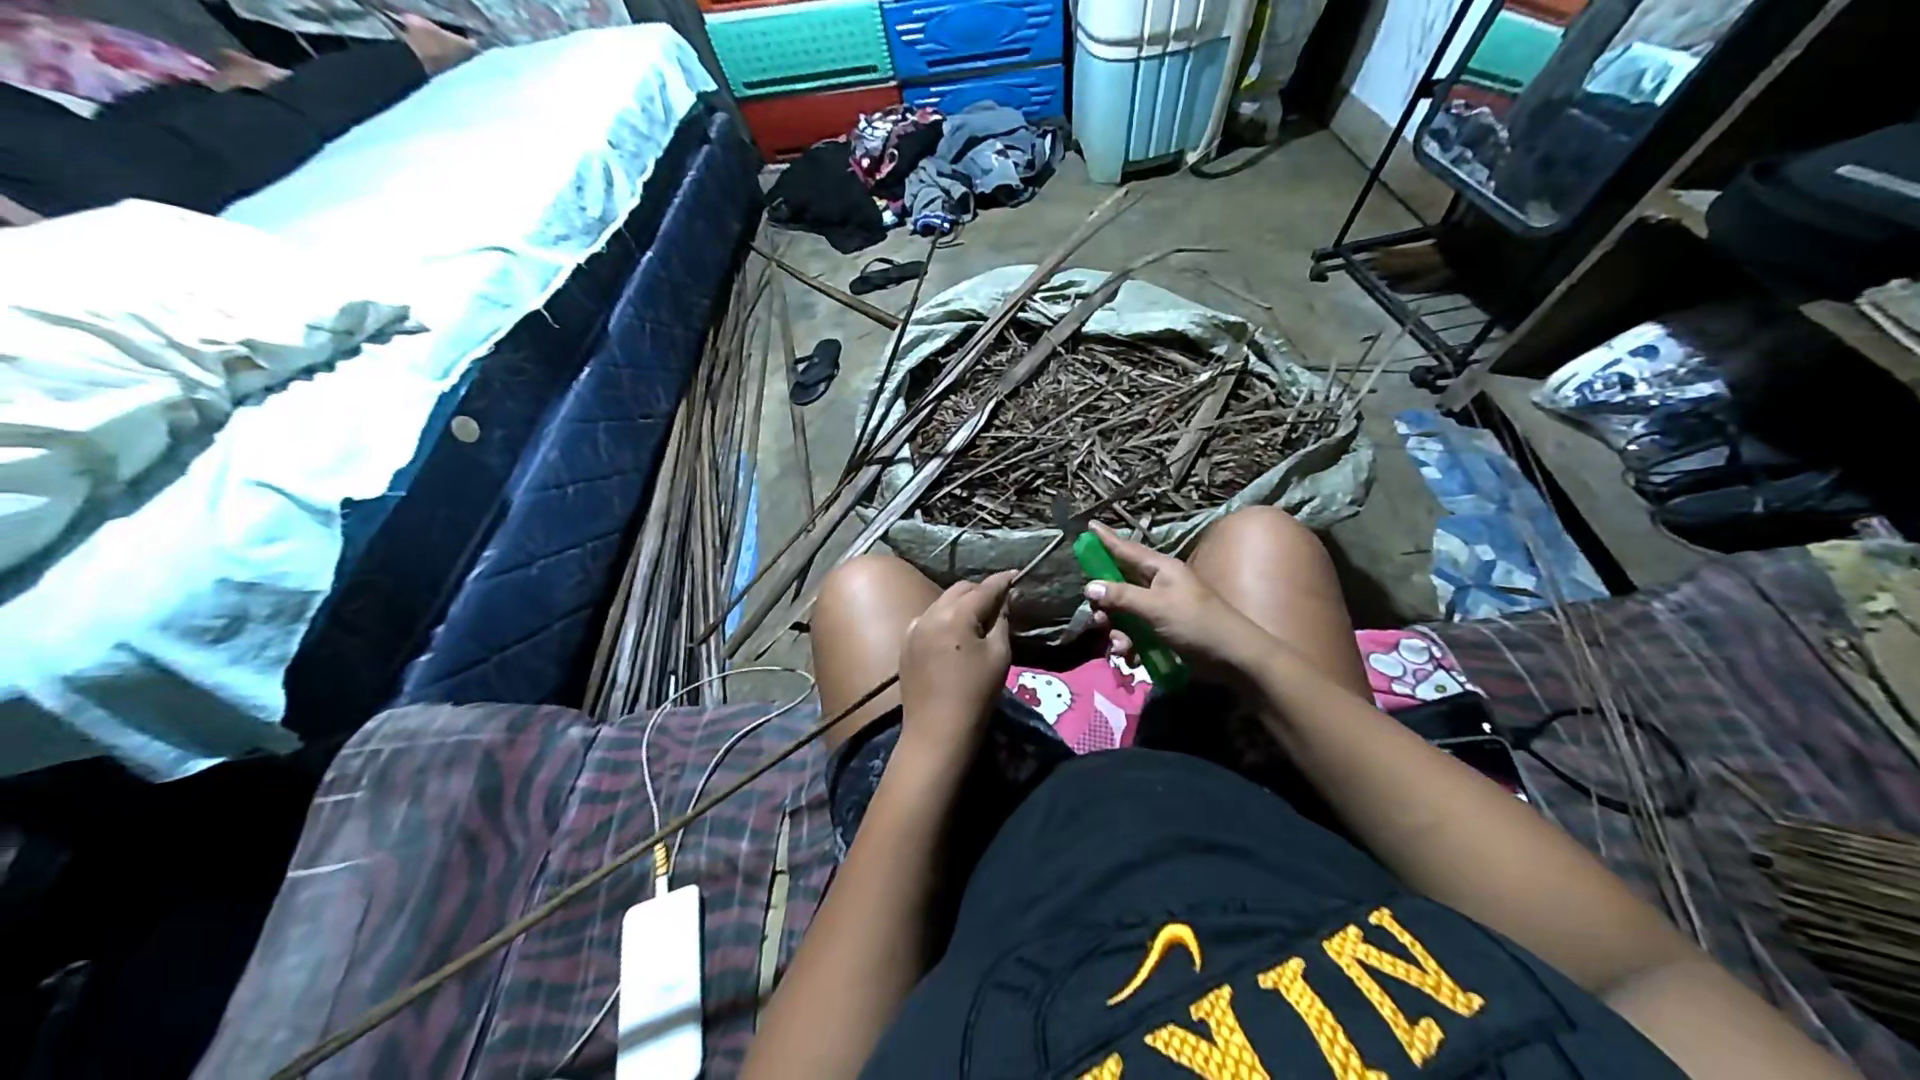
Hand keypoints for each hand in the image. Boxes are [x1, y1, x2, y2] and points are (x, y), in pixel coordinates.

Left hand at [897, 570, 1015, 762]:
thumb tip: (1003, 601)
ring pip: (942, 602)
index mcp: (955, 615)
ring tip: (978, 616)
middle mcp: (930, 614)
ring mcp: (913, 628)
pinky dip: (944, 617)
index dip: (1003, 580)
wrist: (936, 731)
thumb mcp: (999, 655)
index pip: (984, 588)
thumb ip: (1001, 621)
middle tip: (1000, 600)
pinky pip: (928, 619)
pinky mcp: (905, 644)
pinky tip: (954, 632)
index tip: (1017, 575)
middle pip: (959, 589)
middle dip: (980, 590)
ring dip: (961, 603)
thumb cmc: (975, 694)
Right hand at [1082, 521, 1277, 679]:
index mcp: (1160, 569)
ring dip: (1117, 630)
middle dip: (1105, 605)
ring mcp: (1159, 608)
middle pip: (1118, 586)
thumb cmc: (1197, 624)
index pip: (1126, 549)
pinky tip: (1130, 657)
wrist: (1232, 658)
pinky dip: (1129, 644)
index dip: (1106, 539)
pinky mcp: (1161, 630)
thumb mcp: (1156, 608)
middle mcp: (1158, 585)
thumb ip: (1121, 597)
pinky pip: (1134, 632)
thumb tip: (1089, 587)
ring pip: (1123, 613)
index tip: (1088, 526)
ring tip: (1121, 647)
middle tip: (1099, 619)